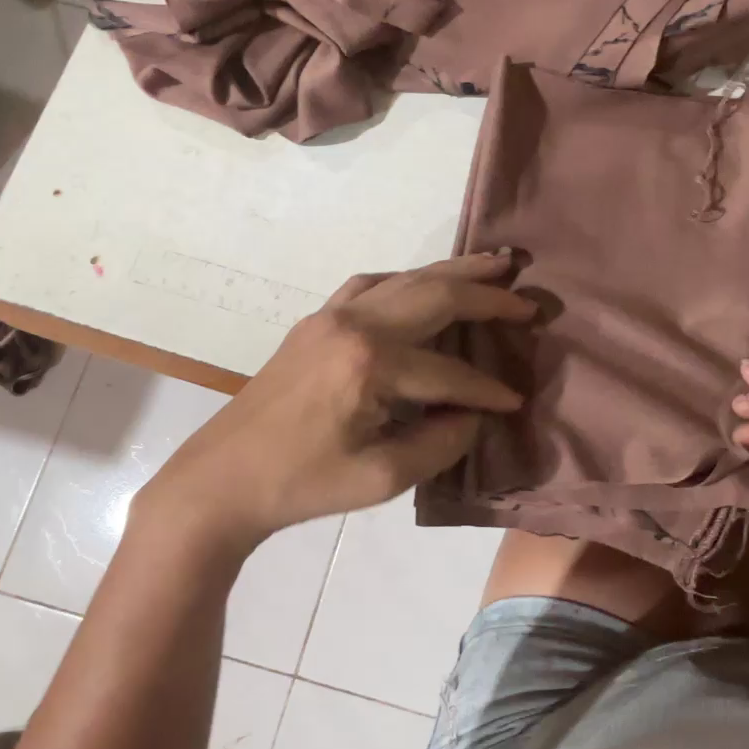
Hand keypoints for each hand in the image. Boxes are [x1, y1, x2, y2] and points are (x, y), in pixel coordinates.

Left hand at [134, 251, 533, 558]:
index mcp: (371, 364)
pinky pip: (370, 285)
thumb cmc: (303, 484)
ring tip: (495, 264)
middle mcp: (354, 324)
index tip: (516, 402)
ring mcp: (330, 316)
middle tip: (528, 299)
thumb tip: (474, 415)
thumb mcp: (383, 478)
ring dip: (453, 272)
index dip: (487, 390)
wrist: (221, 480)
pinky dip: (407, 279)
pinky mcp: (315, 322)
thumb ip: (442, 442)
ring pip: (405, 279)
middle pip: (435, 295)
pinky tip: (423, 285)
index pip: (449, 372)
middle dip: (487, 295)